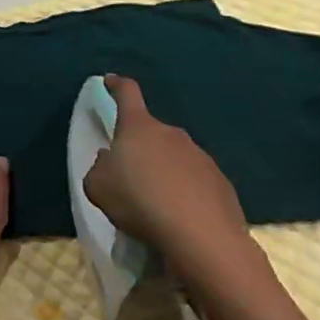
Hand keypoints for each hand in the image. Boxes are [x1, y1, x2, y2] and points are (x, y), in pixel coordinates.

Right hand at [82, 75, 255, 285]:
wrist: (201, 237)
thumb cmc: (139, 202)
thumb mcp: (97, 186)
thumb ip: (100, 167)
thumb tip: (111, 161)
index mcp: (138, 127)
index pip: (127, 93)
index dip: (117, 85)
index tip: (111, 81)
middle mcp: (171, 134)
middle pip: (151, 131)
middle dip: (141, 146)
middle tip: (131, 174)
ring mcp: (200, 157)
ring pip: (175, 156)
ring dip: (164, 170)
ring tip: (157, 201)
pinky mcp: (221, 183)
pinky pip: (195, 180)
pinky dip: (186, 191)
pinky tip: (180, 215)